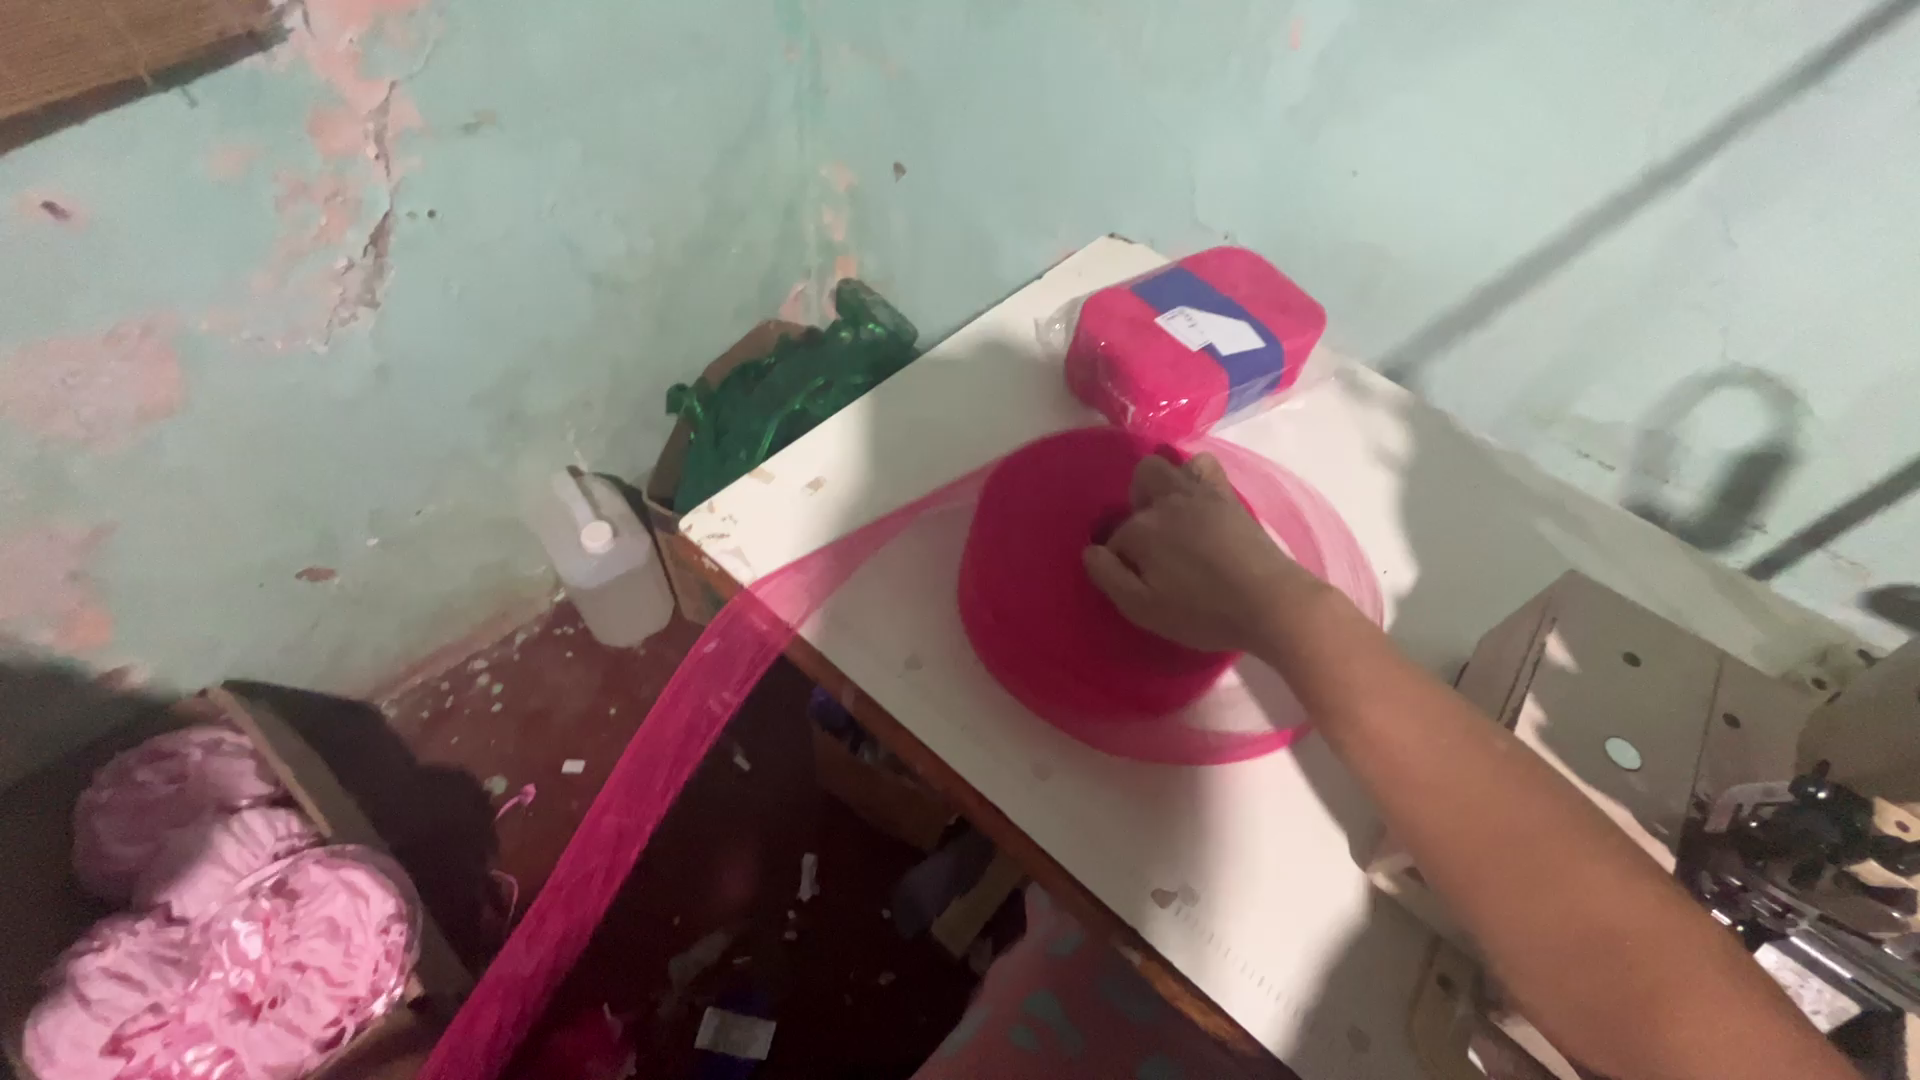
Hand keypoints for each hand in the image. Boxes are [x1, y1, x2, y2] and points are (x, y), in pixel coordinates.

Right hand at [1082, 453, 1328, 652]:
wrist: (1270, 604)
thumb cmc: (1203, 613)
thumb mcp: (1143, 609)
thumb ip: (1109, 578)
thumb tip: (1091, 551)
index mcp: (1141, 530)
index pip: (1115, 538)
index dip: (1121, 561)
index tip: (1137, 582)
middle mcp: (1166, 502)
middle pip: (1138, 482)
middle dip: (1135, 505)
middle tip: (1150, 542)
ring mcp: (1199, 494)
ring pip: (1167, 465)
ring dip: (1161, 485)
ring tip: (1171, 516)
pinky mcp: (1228, 496)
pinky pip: (1204, 466)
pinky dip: (1194, 475)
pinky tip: (1197, 500)